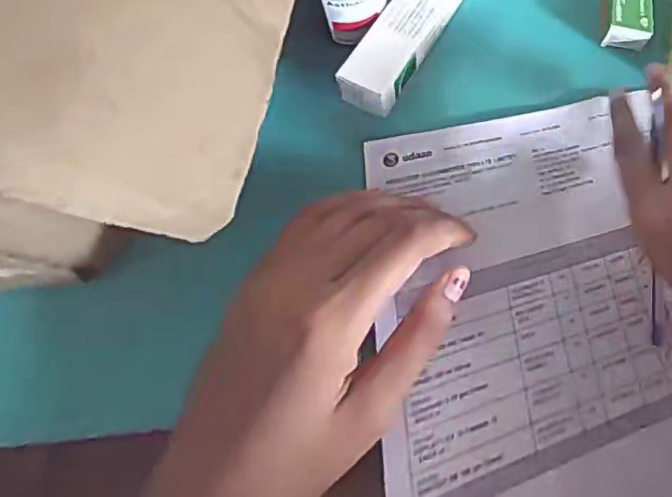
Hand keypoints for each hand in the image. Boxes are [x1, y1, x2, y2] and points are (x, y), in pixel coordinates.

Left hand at [145, 192, 473, 496]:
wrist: (203, 486)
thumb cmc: (295, 458)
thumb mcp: (371, 415)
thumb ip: (419, 339)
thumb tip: (456, 277)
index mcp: (332, 318)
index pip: (403, 242)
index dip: (443, 230)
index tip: (467, 238)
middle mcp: (300, 280)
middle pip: (377, 218)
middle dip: (425, 213)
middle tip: (451, 229)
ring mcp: (271, 273)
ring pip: (344, 207)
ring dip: (390, 202)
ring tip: (421, 215)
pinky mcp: (255, 276)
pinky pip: (309, 217)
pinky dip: (348, 202)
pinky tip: (369, 212)